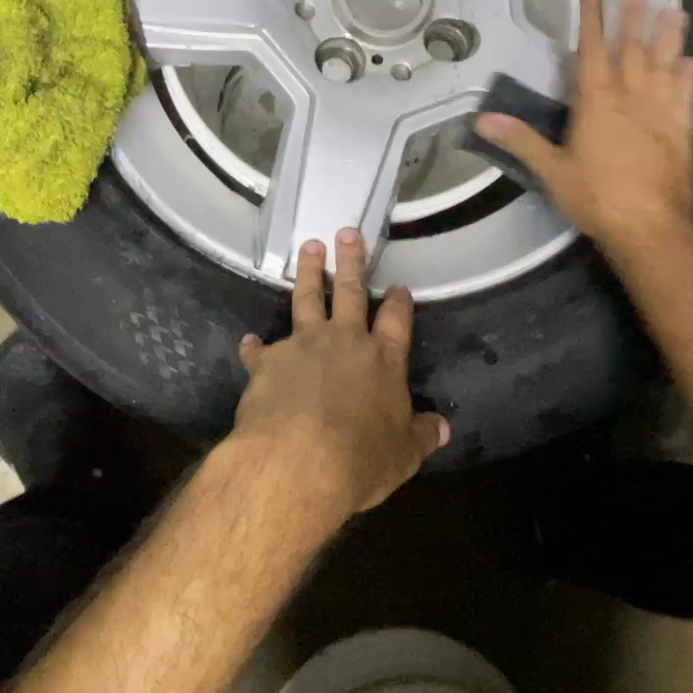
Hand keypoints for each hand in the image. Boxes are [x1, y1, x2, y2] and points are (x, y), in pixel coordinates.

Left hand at [231, 229, 449, 516]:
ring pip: (308, 299)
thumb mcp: (404, 454)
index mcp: (384, 360)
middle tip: (347, 231)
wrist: (298, 461)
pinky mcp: (269, 360)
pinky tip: (250, 341)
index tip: (399, 286)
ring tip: (309, 247)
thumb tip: (443, 428)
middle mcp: (346, 342)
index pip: (397, 320)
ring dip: (310, 272)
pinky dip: (255, 346)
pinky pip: (260, 348)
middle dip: (352, 260)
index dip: (399, 301)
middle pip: (352, 292)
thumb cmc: (361, 459)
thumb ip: (422, 435)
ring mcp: (305, 345)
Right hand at [474, 0, 692, 257]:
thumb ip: (521, 140)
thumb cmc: (597, 198)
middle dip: (633, 17)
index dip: (593, 17)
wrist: (650, 227)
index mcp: (597, 103)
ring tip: (675, 10)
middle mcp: (632, 98)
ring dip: (669, 36)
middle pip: (633, 49)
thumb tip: (482, 118)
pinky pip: (687, 96)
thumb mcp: (552, 171)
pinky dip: (689, 77)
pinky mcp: (683, 132)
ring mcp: (662, 113)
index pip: (593, 50)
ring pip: (666, 64)